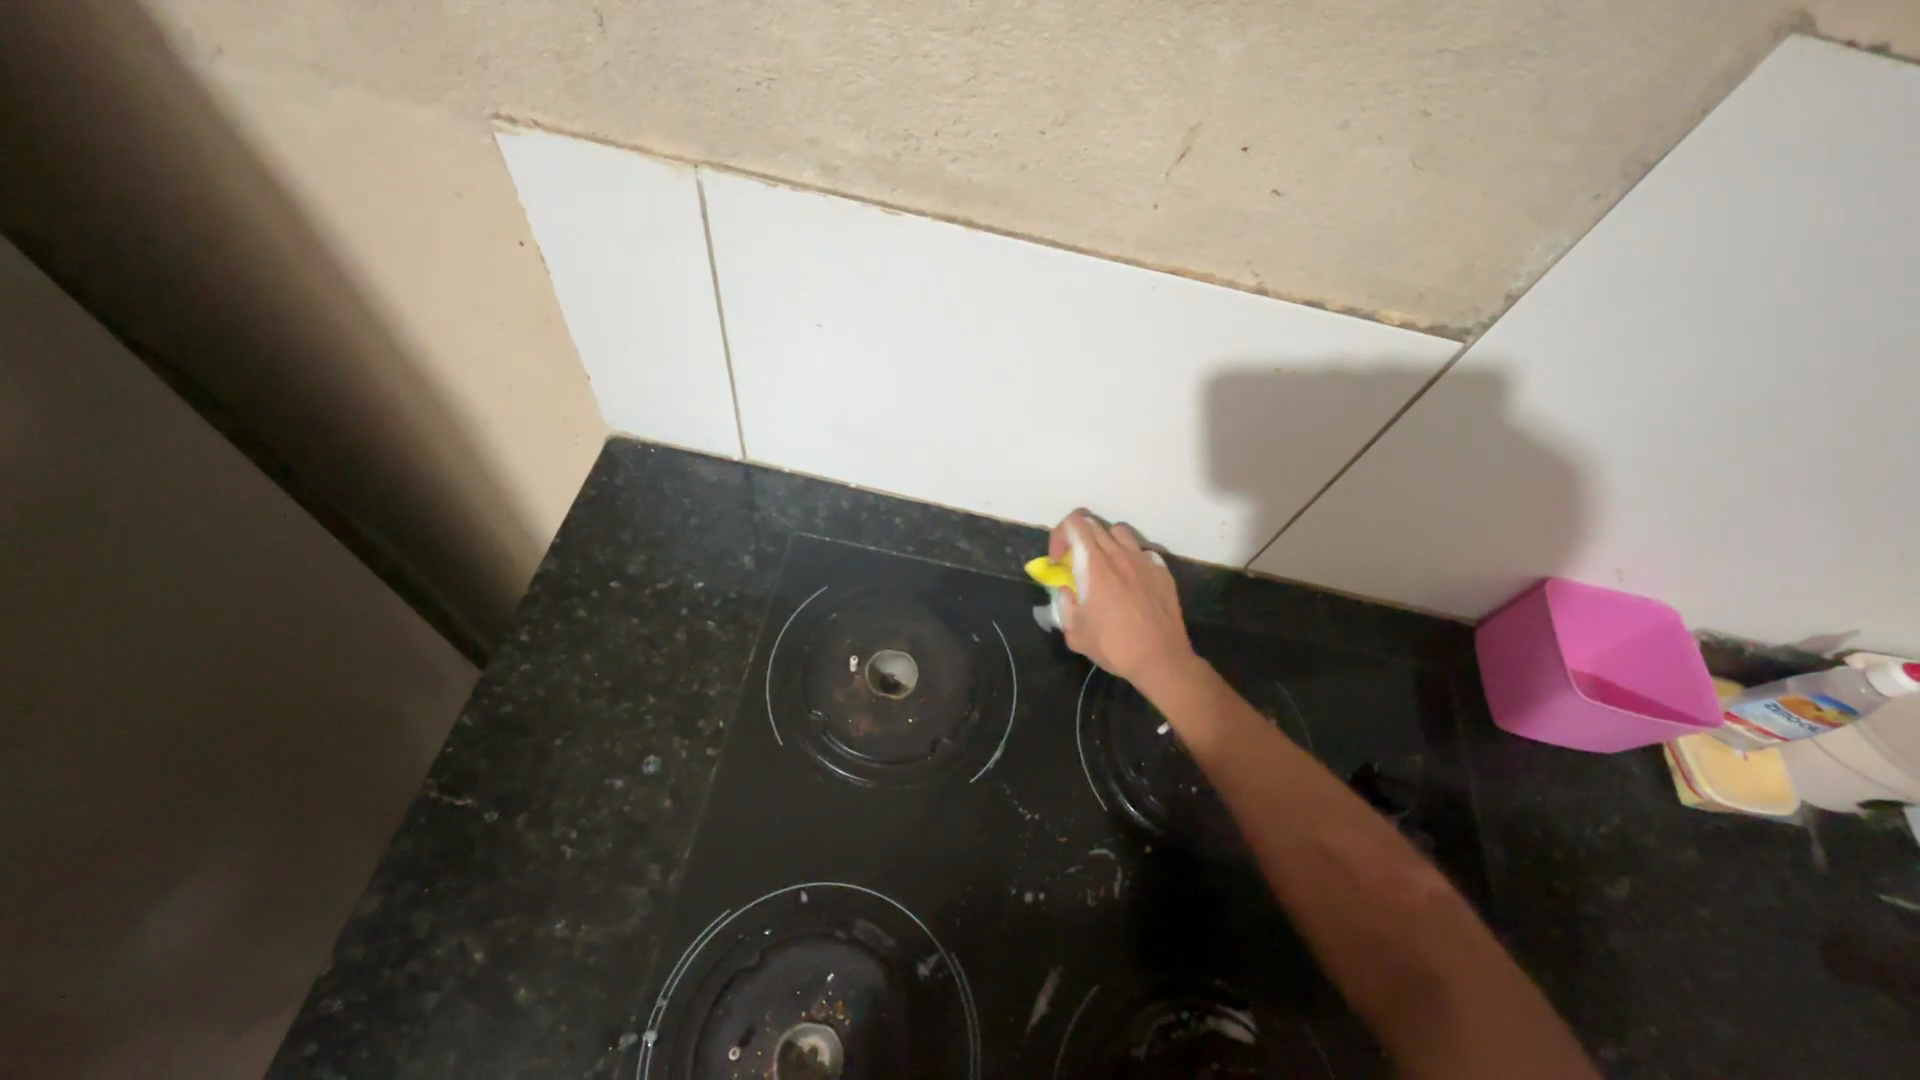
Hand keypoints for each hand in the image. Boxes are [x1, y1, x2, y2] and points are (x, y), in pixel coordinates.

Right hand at [1049, 511, 1195, 691]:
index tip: (1057, 560)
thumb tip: (1068, 591)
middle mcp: (1119, 555)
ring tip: (1104, 565)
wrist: (1160, 659)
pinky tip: (1131, 581)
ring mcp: (1144, 561)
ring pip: (1120, 533)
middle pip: (1094, 524)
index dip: (1060, 535)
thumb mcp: (1075, 634)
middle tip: (1075, 562)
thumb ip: (1065, 607)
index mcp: (1094, 566)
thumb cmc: (1114, 646)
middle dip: (1078, 538)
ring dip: (1105, 542)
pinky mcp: (1163, 571)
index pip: (1074, 524)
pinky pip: (1142, 552)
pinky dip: (1131, 559)